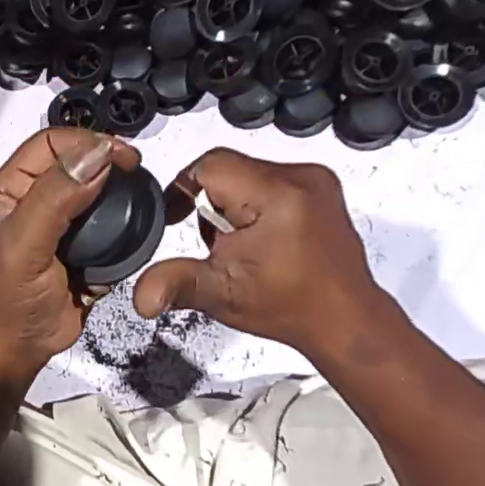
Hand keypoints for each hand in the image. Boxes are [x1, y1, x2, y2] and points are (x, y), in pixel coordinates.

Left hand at [0, 128, 140, 381]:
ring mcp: (63, 225)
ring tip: (138, 202)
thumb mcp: (24, 244)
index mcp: (11, 190)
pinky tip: (132, 232)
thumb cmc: (8, 299)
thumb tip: (95, 154)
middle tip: (134, 173)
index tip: (120, 157)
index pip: (51, 144)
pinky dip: (124, 227)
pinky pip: (111, 226)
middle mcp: (36, 200)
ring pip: (98, 192)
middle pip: (78, 161)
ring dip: (120, 195)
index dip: (86, 142)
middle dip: (108, 162)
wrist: (21, 348)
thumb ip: (55, 198)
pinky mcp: (86, 248)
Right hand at [134, 148, 398, 361]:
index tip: (175, 216)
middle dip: (211, 206)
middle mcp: (301, 178)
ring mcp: (315, 181)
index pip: (210, 166)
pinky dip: (255, 207)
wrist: (342, 319)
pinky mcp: (321, 189)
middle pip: (228, 169)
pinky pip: (271, 182)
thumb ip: (175, 285)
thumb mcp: (220, 294)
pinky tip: (261, 240)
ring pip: (248, 174)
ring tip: (243, 247)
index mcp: (276, 196)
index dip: (183, 190)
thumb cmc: (291, 306)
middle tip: (220, 246)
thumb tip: (142, 296)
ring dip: (232, 206)